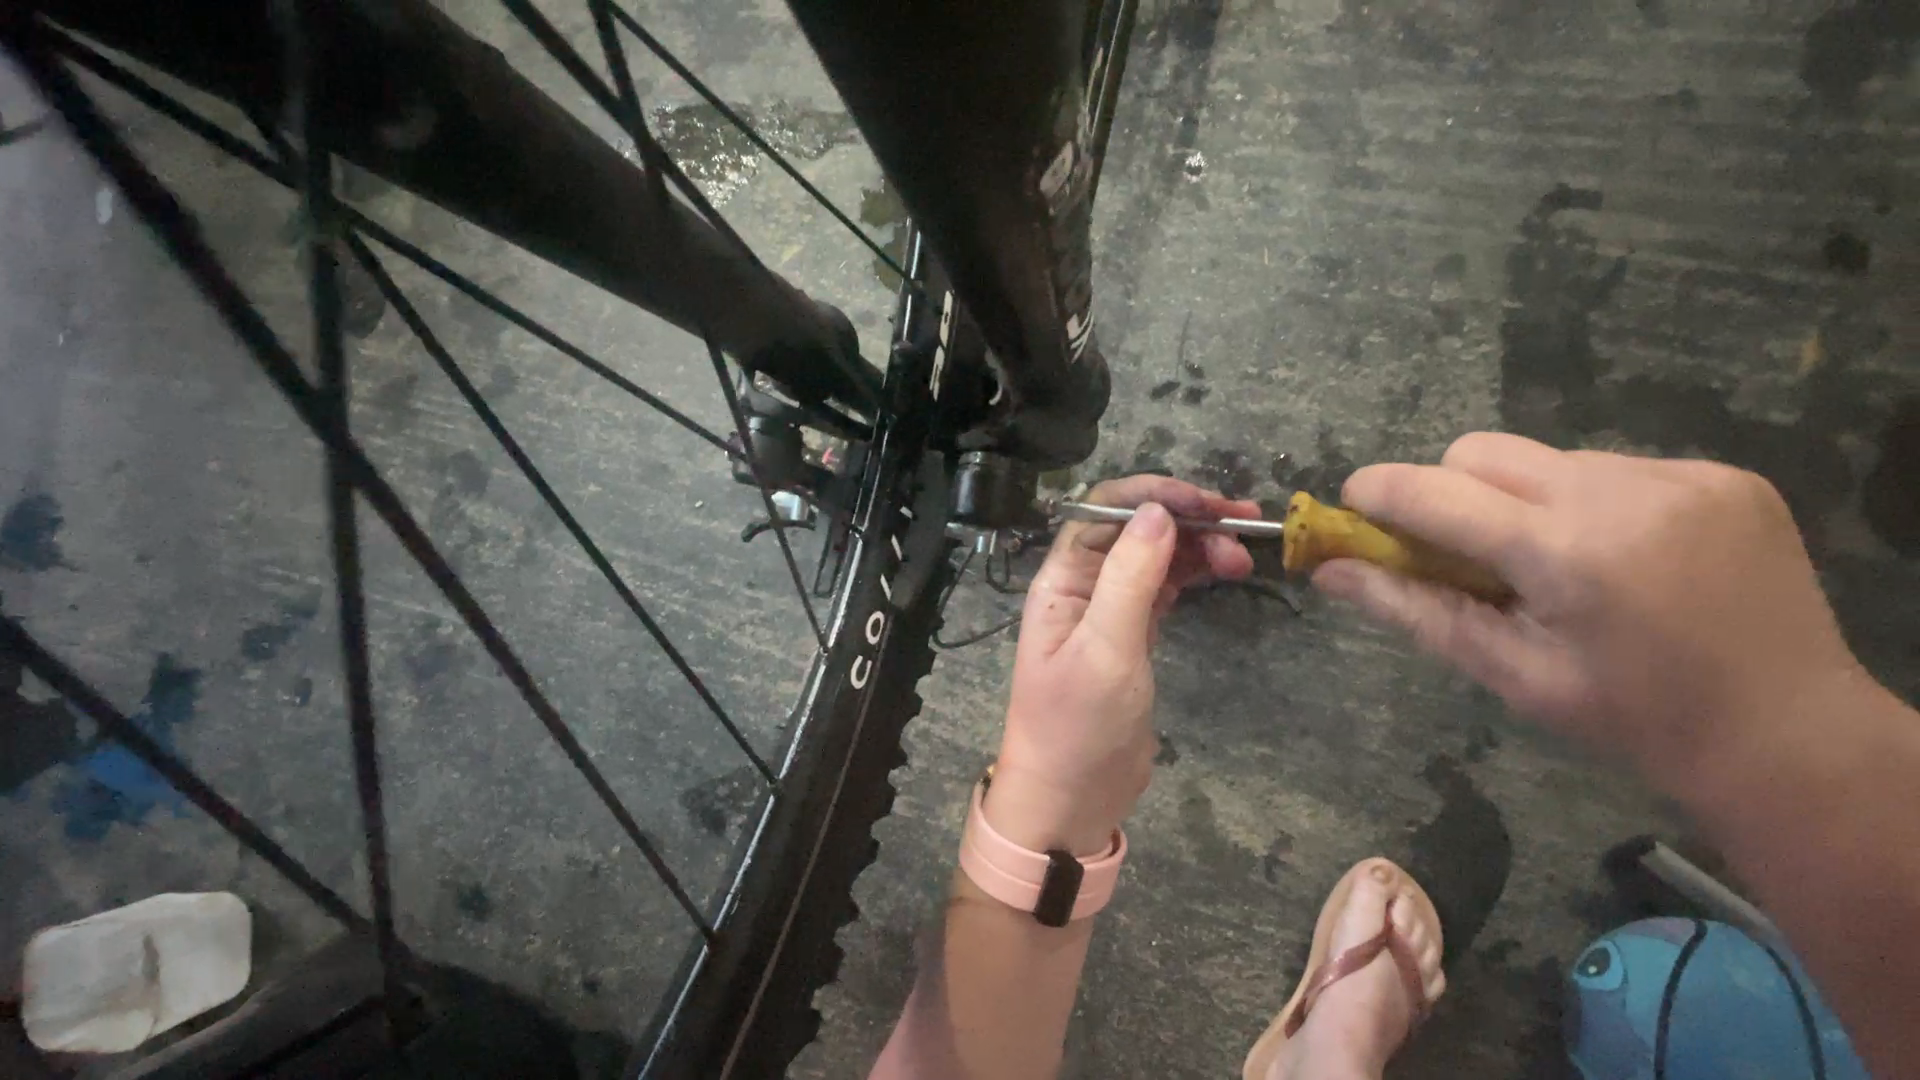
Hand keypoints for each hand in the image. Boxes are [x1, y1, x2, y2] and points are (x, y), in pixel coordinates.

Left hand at [986, 476, 1256, 856]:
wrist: (1071, 797)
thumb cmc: (1077, 725)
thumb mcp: (1105, 649)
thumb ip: (1130, 578)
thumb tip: (1157, 511)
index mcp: (1062, 580)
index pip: (1103, 513)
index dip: (1152, 497)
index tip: (1205, 503)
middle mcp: (1082, 586)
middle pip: (1134, 530)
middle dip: (1185, 517)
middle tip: (1243, 522)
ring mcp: (1109, 611)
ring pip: (1154, 558)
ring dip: (1196, 546)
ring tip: (1244, 555)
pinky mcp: (1133, 637)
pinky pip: (1163, 589)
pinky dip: (1193, 575)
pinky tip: (1223, 573)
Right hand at [1313, 432, 1865, 786]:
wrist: (1792, 734)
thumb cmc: (1631, 717)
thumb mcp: (1508, 672)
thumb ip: (1411, 609)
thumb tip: (1325, 571)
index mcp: (1565, 551)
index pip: (1434, 492)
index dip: (1377, 491)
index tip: (1352, 504)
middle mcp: (1621, 492)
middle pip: (1480, 451)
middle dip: (1449, 491)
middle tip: (1464, 552)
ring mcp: (1680, 476)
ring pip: (1544, 458)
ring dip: (1520, 499)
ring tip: (1555, 563)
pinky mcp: (1721, 474)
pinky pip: (1608, 466)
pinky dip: (1584, 502)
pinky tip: (1618, 556)